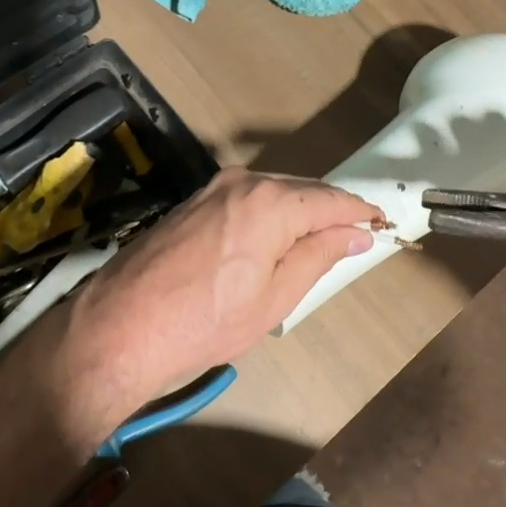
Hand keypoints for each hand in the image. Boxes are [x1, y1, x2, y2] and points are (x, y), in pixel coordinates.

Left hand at [56, 168, 379, 422]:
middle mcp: (242, 182)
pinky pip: (245, 199)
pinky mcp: (192, 202)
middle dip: (329, 209)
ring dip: (297, 211)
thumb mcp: (274, 298)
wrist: (122, 324)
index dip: (359, 210)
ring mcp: (212, 188)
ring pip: (271, 191)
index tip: (383, 221)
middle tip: (356, 234)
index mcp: (269, 202)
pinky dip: (268, 214)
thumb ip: (317, 256)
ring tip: (318, 240)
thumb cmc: (205, 322)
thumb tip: (355, 233)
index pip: (330, 198)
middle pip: (300, 189)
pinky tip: (273, 239)